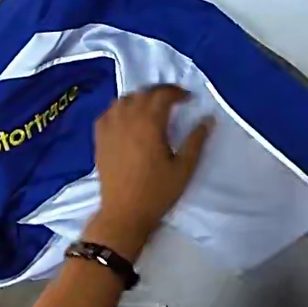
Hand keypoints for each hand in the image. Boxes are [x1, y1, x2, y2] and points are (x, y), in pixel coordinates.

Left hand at [87, 86, 213, 259]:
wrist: (124, 214)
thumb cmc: (157, 192)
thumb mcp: (184, 169)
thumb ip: (196, 141)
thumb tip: (208, 119)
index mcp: (149, 124)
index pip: (162, 95)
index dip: (177, 92)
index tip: (188, 98)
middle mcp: (127, 119)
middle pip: (143, 92)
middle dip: (159, 92)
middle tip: (173, 101)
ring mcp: (110, 127)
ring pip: (124, 99)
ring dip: (139, 98)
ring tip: (151, 108)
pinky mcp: (99, 137)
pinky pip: (108, 112)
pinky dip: (120, 108)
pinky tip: (127, 118)